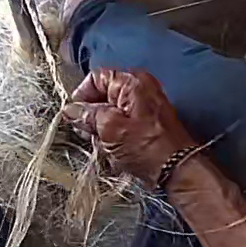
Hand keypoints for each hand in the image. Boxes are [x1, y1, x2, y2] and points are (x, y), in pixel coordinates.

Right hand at [61, 67, 197, 185]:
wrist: (175, 169)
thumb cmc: (145, 146)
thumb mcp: (109, 128)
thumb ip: (87, 114)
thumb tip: (70, 110)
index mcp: (131, 82)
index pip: (95, 78)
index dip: (81, 95)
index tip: (75, 116)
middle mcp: (139, 88)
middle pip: (101, 95)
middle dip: (90, 115)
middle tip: (89, 133)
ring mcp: (143, 105)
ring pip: (108, 112)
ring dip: (100, 129)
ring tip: (104, 145)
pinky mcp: (146, 122)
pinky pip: (120, 123)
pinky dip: (112, 135)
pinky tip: (113, 148)